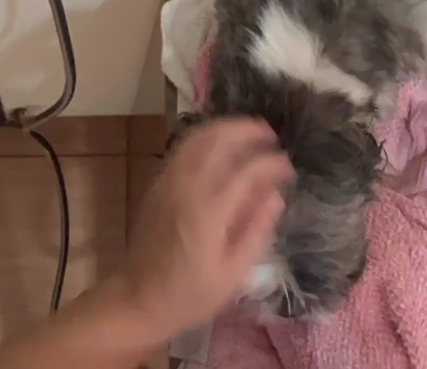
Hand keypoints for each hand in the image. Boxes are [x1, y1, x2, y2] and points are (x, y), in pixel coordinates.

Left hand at [114, 118, 293, 338]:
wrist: (138, 298)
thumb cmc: (190, 294)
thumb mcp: (232, 275)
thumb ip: (256, 232)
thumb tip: (276, 196)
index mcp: (209, 212)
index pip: (246, 172)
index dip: (271, 163)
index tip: (288, 166)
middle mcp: (187, 186)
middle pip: (220, 140)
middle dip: (249, 131)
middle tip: (271, 136)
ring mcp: (169, 178)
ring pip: (199, 136)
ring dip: (227, 127)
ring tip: (249, 132)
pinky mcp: (158, 180)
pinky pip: (184, 145)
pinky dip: (206, 135)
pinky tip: (220, 143)